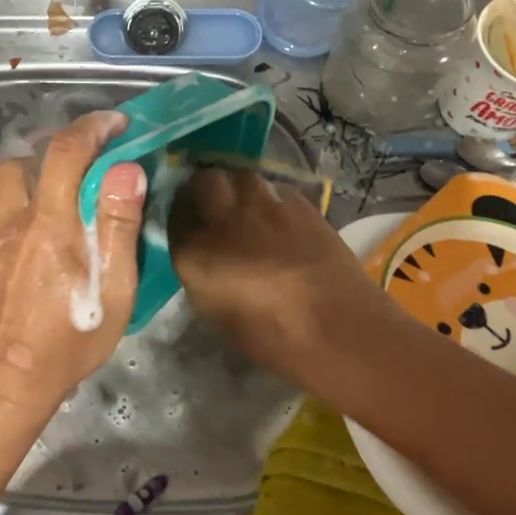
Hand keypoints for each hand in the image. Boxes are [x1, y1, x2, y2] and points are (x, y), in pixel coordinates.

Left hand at [0, 111, 146, 414]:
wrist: (7, 376)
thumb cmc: (70, 338)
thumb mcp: (113, 290)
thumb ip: (118, 225)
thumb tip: (126, 169)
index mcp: (51, 223)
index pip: (66, 151)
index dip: (92, 127)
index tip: (116, 124)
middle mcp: (15, 217)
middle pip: (28, 155)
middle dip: (60, 145)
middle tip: (90, 157)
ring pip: (6, 177)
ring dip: (33, 169)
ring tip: (61, 186)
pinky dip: (19, 194)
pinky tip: (37, 218)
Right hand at [169, 167, 408, 394]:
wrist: (341, 330)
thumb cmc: (273, 338)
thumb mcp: (216, 311)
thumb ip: (199, 271)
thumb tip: (199, 250)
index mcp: (194, 251)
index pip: (174, 215)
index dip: (181, 216)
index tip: (188, 225)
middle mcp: (223, 218)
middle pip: (203, 182)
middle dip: (204, 190)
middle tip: (214, 209)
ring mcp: (263, 205)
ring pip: (239, 177)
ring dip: (237, 189)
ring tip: (246, 210)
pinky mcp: (298, 202)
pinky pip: (273, 188)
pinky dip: (269, 199)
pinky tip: (278, 220)